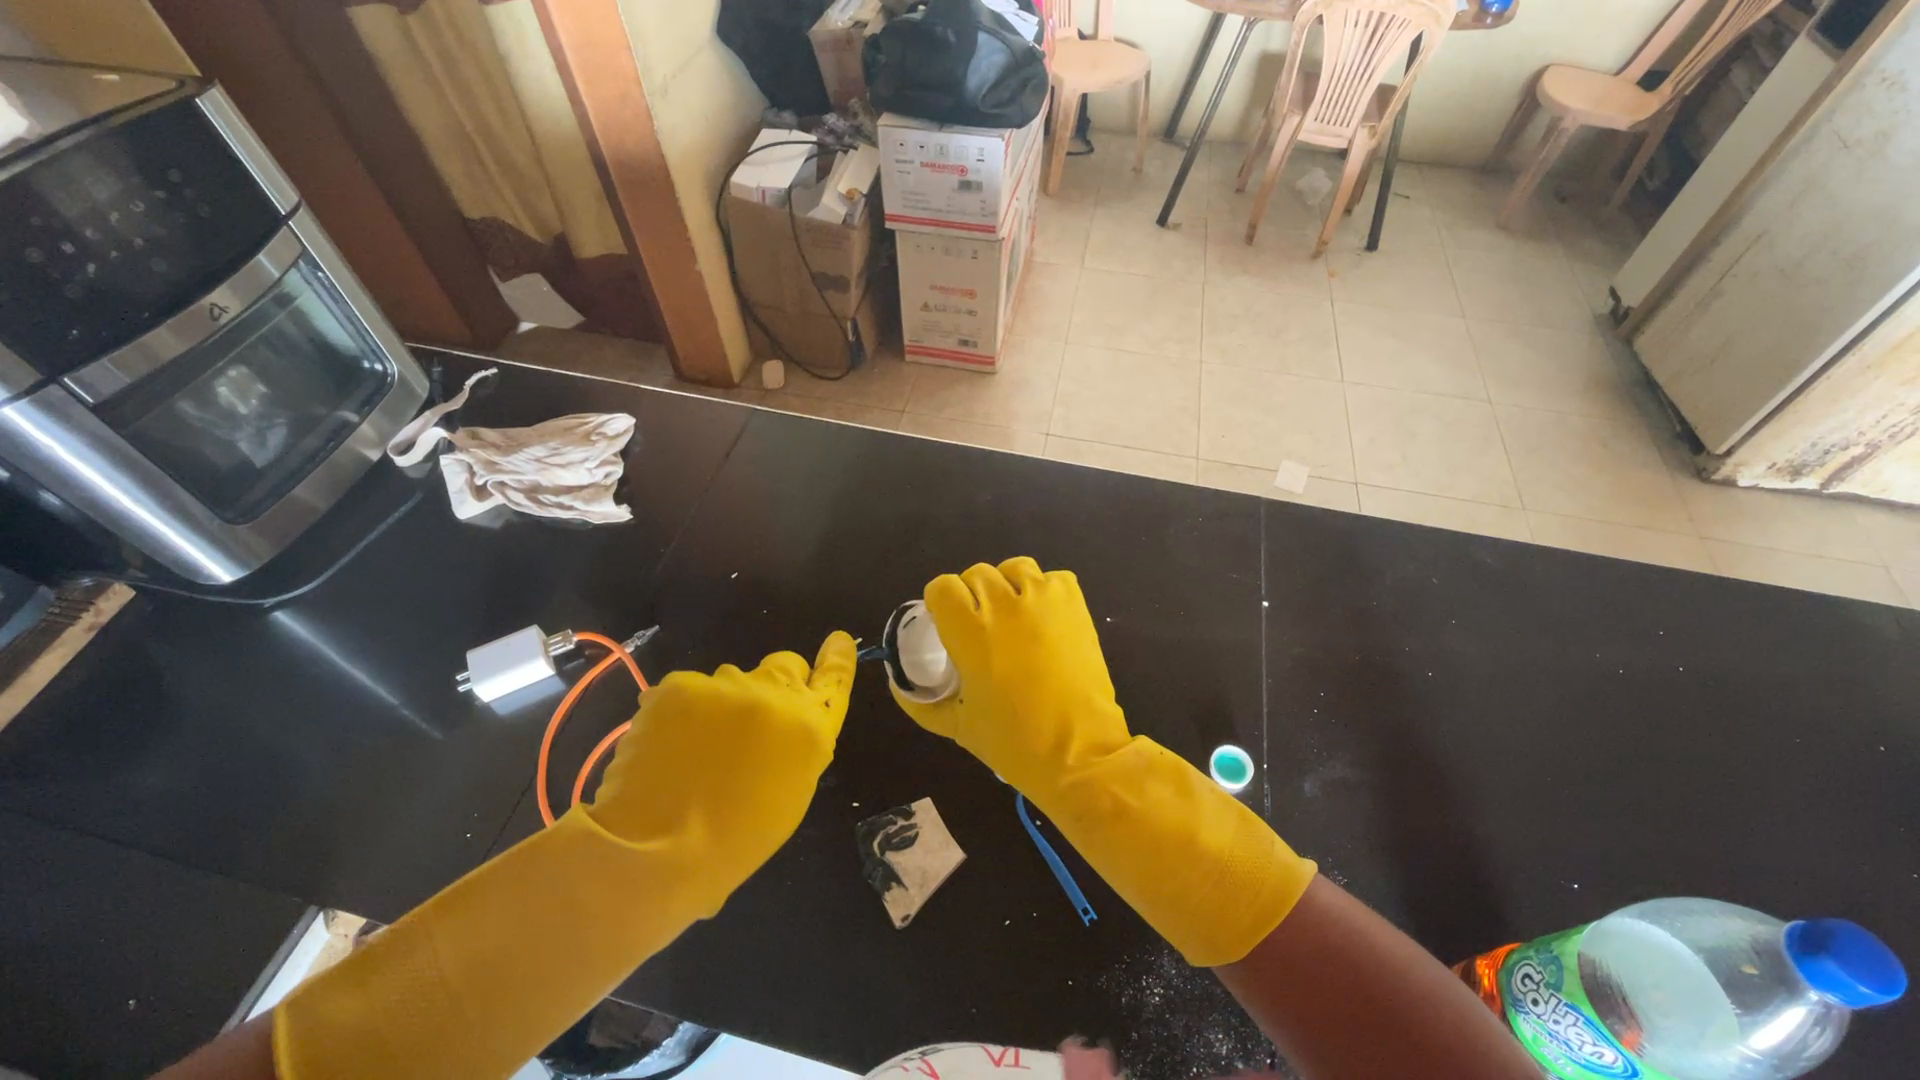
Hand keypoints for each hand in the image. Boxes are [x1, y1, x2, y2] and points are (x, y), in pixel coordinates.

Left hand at [590, 631, 855, 911]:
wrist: (659, 850)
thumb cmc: (735, 839)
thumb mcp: (790, 791)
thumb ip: (795, 744)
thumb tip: (780, 724)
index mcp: (811, 729)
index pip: (834, 678)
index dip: (836, 657)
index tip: (836, 640)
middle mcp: (778, 695)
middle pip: (783, 666)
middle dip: (771, 685)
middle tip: (745, 724)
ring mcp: (727, 685)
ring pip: (729, 681)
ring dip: (719, 705)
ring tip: (694, 750)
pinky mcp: (681, 684)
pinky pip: (686, 690)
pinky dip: (677, 712)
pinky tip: (664, 747)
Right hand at [891, 557, 1131, 799]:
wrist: (1079, 752)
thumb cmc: (1013, 742)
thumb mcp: (958, 727)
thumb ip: (923, 703)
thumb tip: (898, 685)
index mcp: (970, 631)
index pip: (943, 587)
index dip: (941, 603)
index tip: (948, 625)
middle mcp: (1004, 605)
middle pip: (977, 574)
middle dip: (973, 597)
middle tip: (982, 629)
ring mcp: (1043, 599)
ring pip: (1014, 569)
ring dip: (1008, 587)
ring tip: (1014, 618)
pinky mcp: (1074, 604)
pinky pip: (1051, 578)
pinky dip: (1044, 592)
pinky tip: (1044, 620)